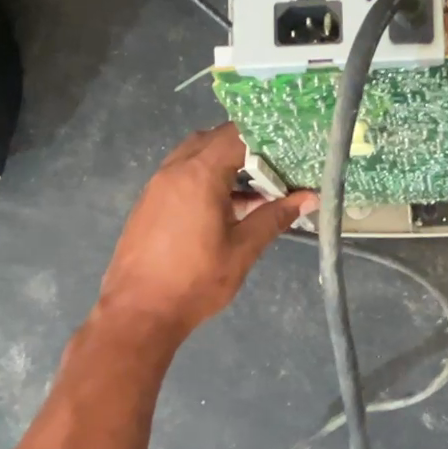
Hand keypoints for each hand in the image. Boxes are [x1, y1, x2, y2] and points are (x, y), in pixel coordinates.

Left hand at [94, 124, 316, 338]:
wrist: (138, 313)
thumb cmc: (196, 280)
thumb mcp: (244, 248)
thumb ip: (275, 217)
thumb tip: (309, 198)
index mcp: (199, 175)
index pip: (236, 136)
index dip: (265, 138)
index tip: (290, 147)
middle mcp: (174, 170)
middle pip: (213, 139)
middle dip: (245, 147)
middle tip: (276, 165)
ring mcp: (157, 186)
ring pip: (195, 156)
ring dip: (224, 163)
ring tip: (256, 186)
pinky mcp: (149, 203)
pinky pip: (181, 175)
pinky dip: (206, 178)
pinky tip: (227, 206)